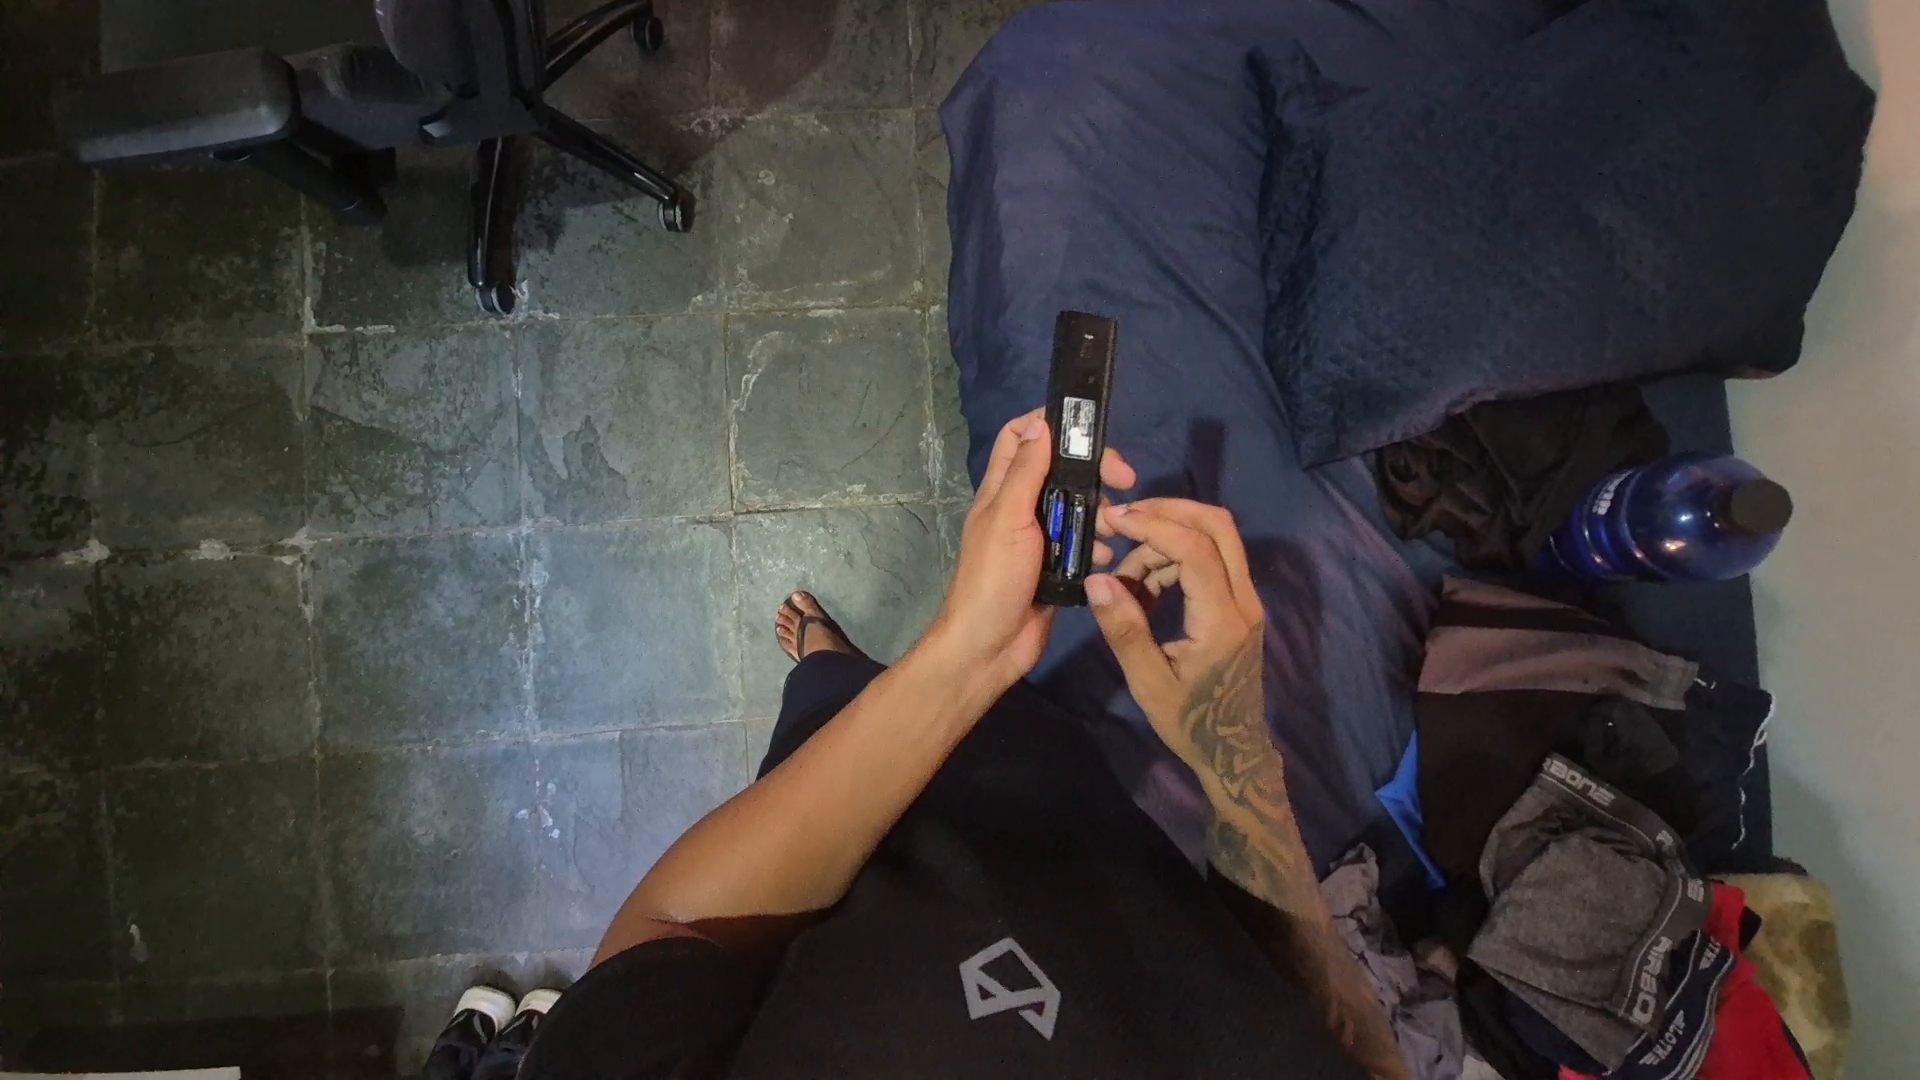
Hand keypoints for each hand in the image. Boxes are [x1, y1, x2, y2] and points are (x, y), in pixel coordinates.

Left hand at [923, 407, 1135, 689]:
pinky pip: (1084, 544)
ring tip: (1115, 529)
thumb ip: (1024, 472)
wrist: (990, 646)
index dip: (1048, 423)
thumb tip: (1040, 423)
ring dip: (1101, 513)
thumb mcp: (1008, 518)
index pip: (1020, 437)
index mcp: (1002, 490)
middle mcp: (1021, 508)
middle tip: (1126, 480)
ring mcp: (1040, 538)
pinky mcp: (1057, 566)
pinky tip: (1104, 558)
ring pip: (1079, 508)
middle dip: (1094, 472)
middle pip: (1062, 471)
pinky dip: (1097, 546)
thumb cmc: (993, 577)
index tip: (1087, 427)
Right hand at [1083, 499, 1265, 751]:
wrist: (1232, 749)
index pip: (1195, 550)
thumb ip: (1124, 629)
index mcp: (1223, 621)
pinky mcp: (1238, 604)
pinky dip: (1175, 556)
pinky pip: (1211, 559)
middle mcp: (1244, 601)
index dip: (1154, 526)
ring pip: (1215, 538)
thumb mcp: (1147, 681)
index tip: (1115, 520)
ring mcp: (1245, 600)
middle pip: (1218, 526)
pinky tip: (1144, 585)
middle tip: (1124, 519)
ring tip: (1126, 572)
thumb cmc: (1189, 721)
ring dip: (1168, 537)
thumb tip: (1097, 580)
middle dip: (1168, 511)